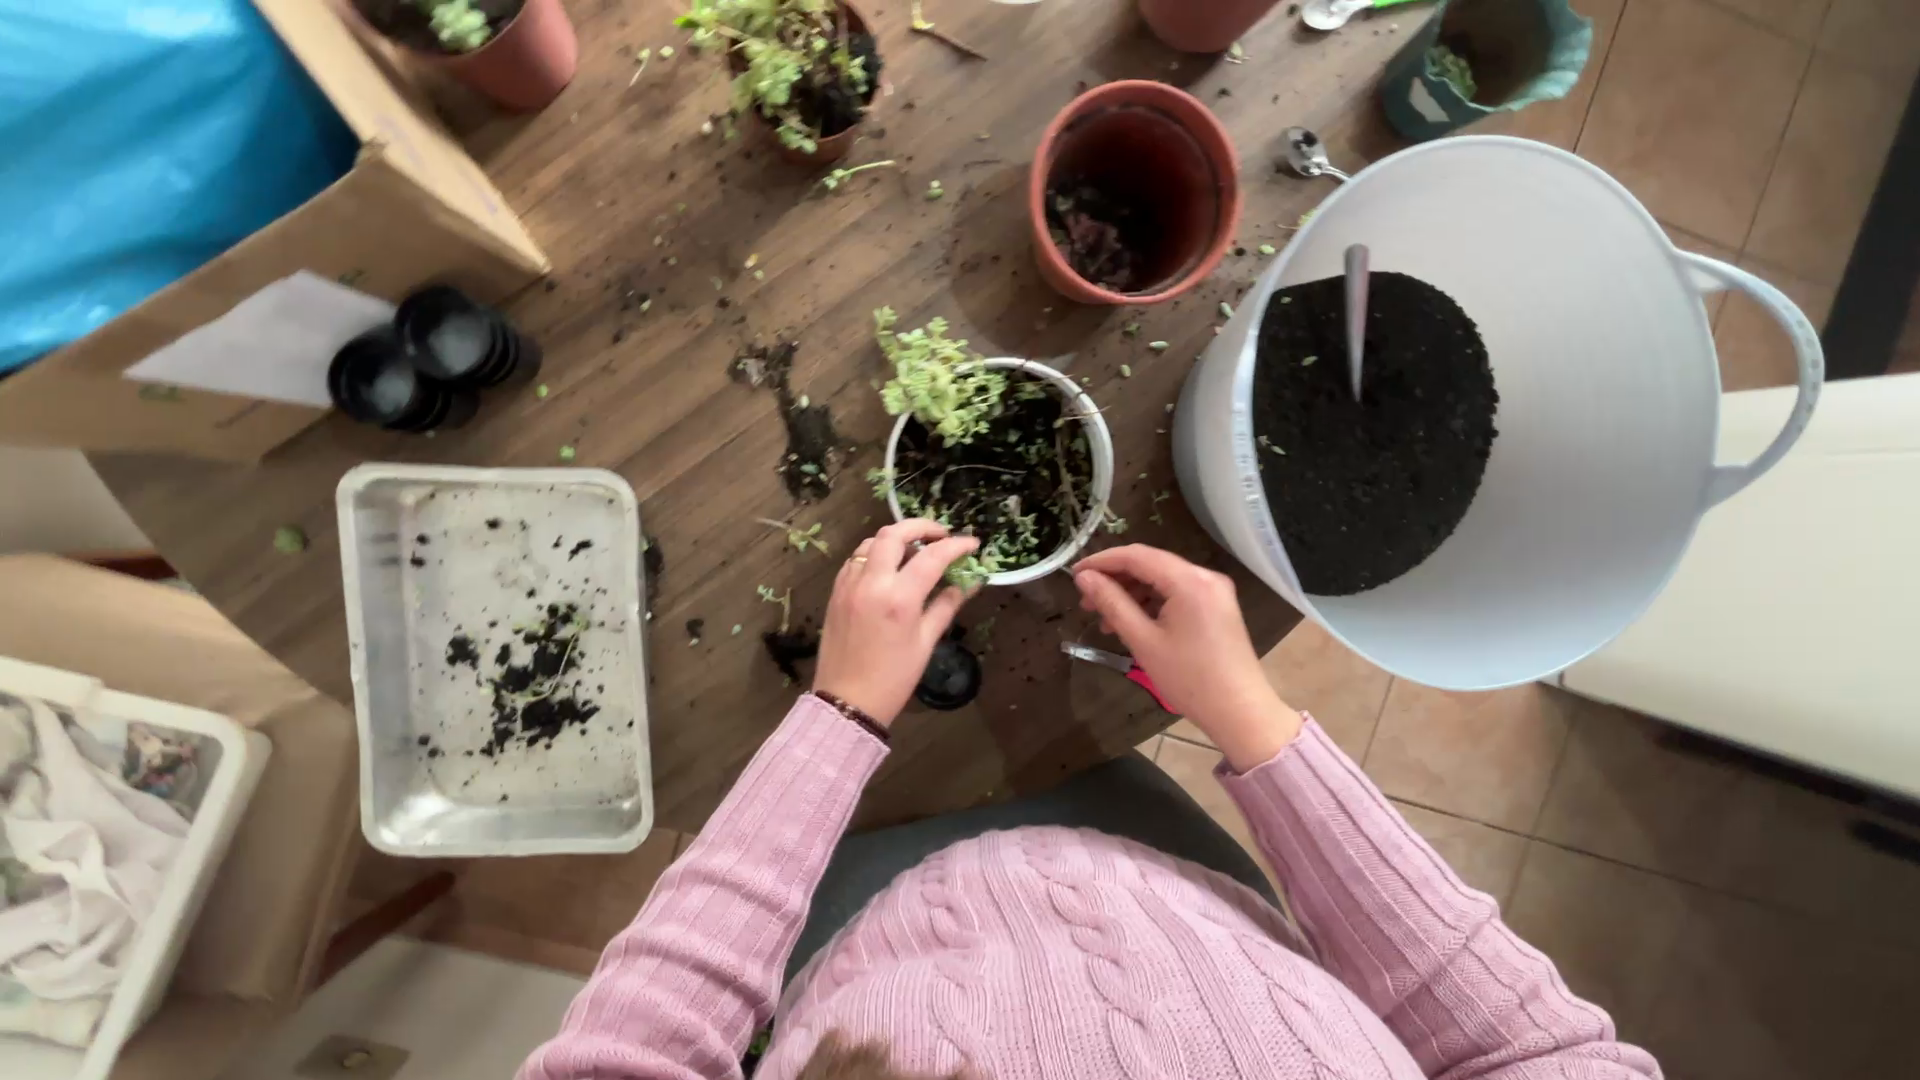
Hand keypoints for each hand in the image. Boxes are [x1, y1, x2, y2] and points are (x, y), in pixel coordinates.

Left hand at [813, 519, 978, 726]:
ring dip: (895, 539)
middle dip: (921, 526)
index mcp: (898, 599)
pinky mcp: (836, 592)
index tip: (972, 543)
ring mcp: (848, 585)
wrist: (847, 703)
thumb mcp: (926, 642)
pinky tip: (888, 568)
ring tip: (915, 550)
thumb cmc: (893, 679)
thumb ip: (945, 606)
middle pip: (894, 534)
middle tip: (941, 535)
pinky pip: (856, 560)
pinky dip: (875, 554)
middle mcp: (871, 583)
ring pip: (871, 542)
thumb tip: (968, 583)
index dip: (956, 545)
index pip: (932, 556)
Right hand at [1073, 545, 1302, 770]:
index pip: (1137, 556)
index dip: (1101, 561)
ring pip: (1162, 579)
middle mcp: (1205, 576)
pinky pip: (1176, 593)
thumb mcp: (1143, 640)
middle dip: (1115, 578)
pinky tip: (1131, 622)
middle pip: (1150, 564)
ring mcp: (1213, 591)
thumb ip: (1112, 603)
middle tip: (1085, 600)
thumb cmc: (1189, 678)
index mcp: (1189, 581)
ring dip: (1131, 593)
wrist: (1239, 712)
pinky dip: (1150, 603)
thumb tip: (1084, 578)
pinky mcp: (1215, 606)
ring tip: (1105, 618)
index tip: (1074, 573)